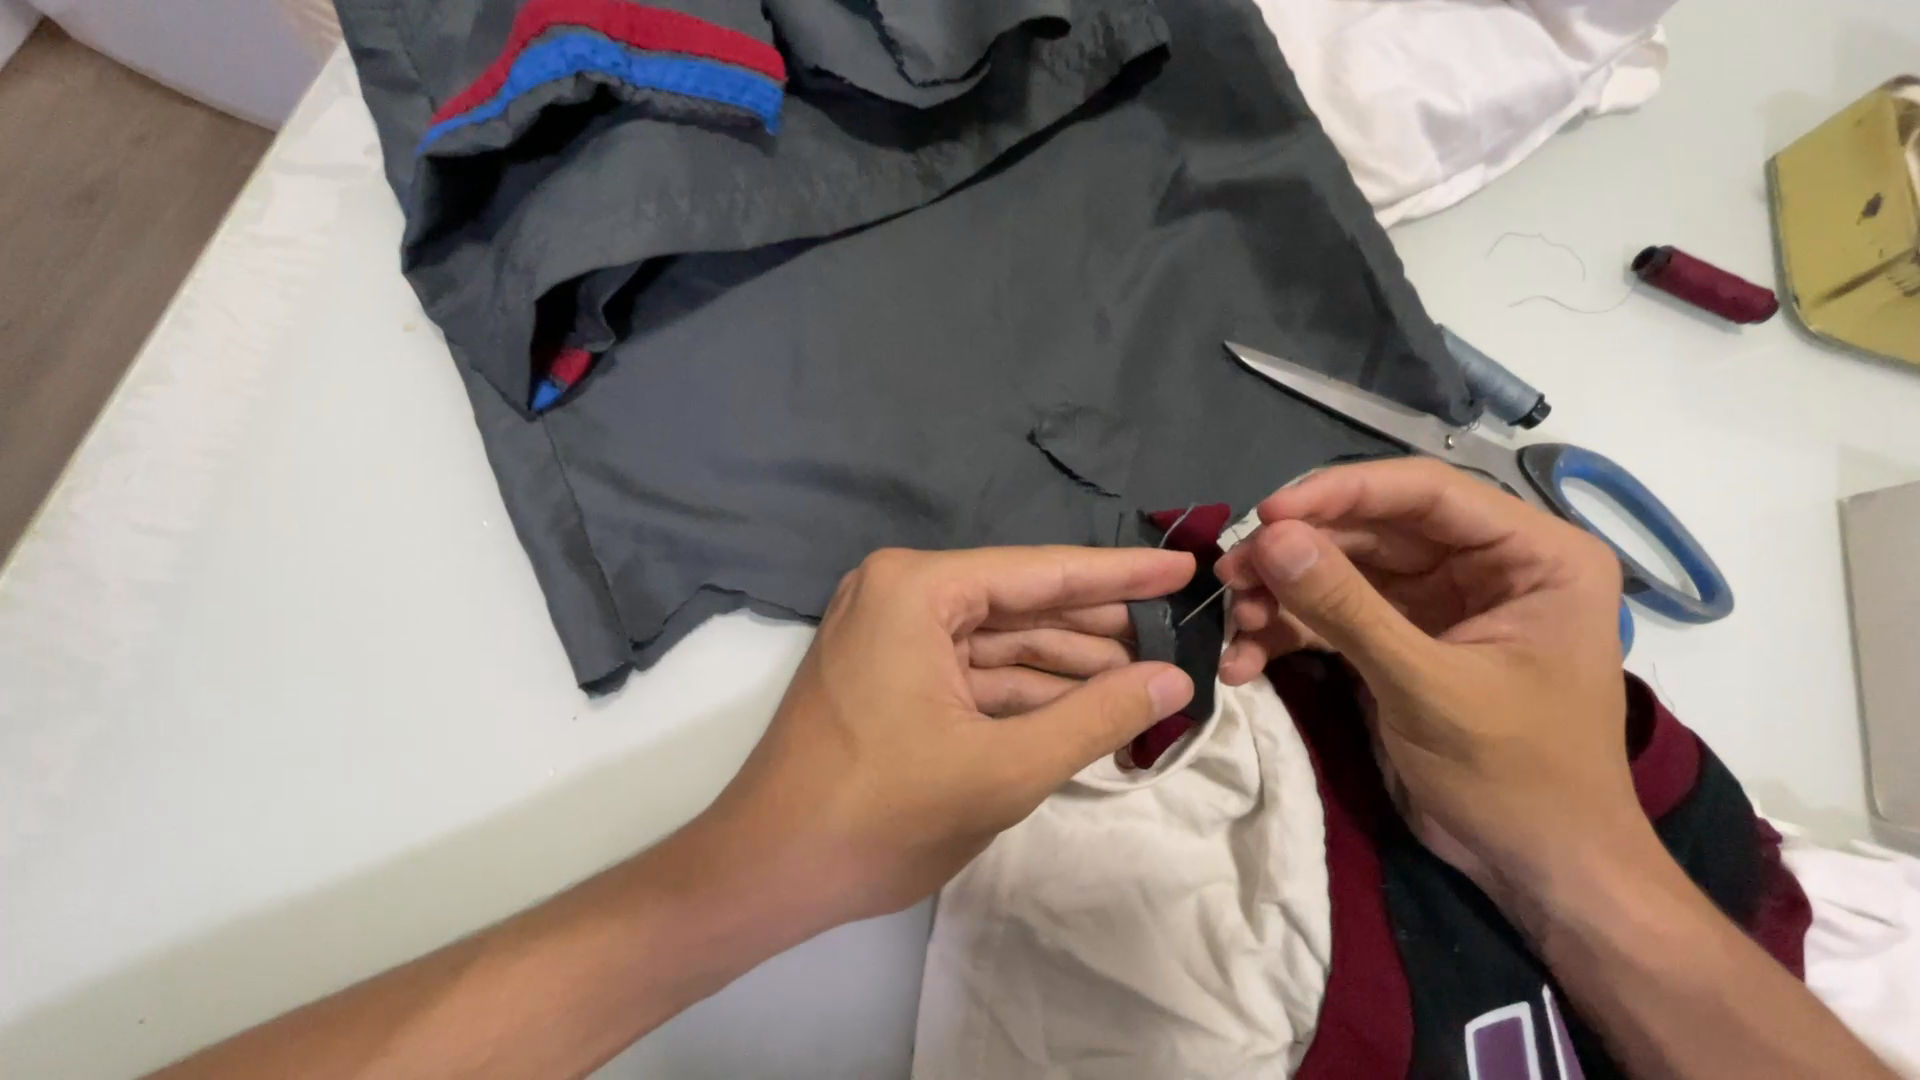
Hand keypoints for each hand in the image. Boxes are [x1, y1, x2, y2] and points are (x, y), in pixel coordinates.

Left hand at [700, 546, 1196, 930]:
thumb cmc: (881, 814)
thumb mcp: (1005, 768)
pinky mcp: (891, 675)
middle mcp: (902, 594)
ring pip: (1001, 643)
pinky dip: (1027, 695)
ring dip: (1068, 669)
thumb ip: (1096, 717)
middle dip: (1099, 632)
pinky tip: (1087, 709)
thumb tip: (1175, 681)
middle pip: (1022, 606)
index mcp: (917, 589)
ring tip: (1148, 683)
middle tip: (1179, 641)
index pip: (1040, 574)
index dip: (1119, 576)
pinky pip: (974, 674)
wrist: (768, 874)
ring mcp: (892, 635)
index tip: (1184, 570)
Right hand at [1212, 458, 1637, 908]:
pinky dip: (1285, 634)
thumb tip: (1269, 538)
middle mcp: (1484, 566)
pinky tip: (1244, 661)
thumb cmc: (1514, 775)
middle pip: (1371, 531)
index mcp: (1531, 556)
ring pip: (1341, 572)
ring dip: (1281, 595)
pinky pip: (1331, 618)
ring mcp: (1436, 605)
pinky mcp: (1398, 641)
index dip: (1340, 493)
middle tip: (1229, 574)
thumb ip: (1345, 608)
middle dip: (1296, 554)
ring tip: (1234, 619)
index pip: (1426, 493)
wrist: (1534, 869)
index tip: (1265, 515)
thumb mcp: (1426, 686)